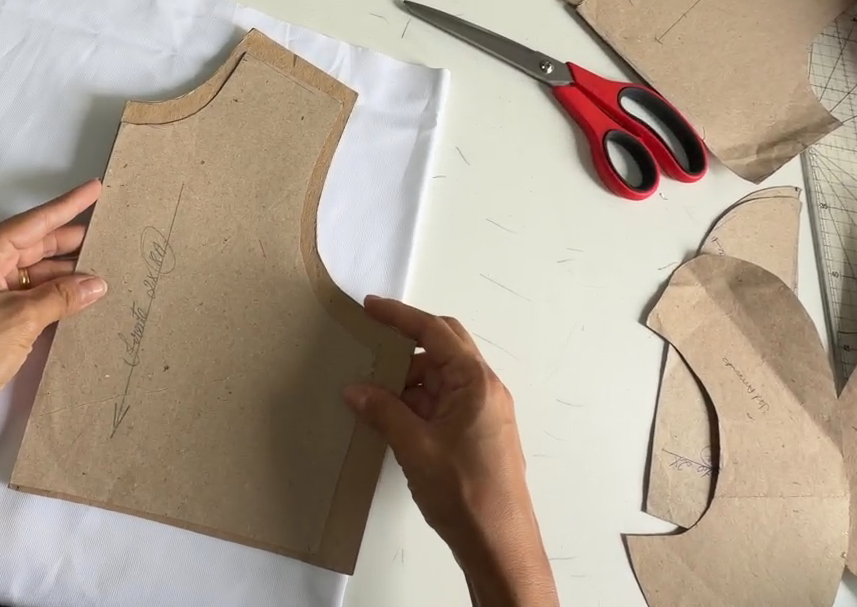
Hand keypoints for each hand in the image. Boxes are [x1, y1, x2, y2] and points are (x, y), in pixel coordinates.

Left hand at [0, 180, 109, 449]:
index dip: (68, 205)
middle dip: (69, 241)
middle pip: (33, 246)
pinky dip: (52, 297)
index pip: (34, 222)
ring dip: (64, 274)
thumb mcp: (21, 319)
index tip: (95, 187)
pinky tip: (80, 298)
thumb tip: (98, 283)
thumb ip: (62, 296)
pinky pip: (27, 298)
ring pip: (32, 273)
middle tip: (109, 231)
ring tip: (103, 268)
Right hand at [344, 296, 556, 606]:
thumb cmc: (464, 492)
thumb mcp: (415, 448)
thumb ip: (384, 411)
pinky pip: (446, 401)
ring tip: (375, 390)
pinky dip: (420, 401)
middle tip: (374, 340)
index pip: (435, 331)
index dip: (400, 316)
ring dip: (411, 378)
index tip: (369, 307)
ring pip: (443, 376)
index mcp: (476, 382)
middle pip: (445, 346)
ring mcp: (485, 412)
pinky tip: (395, 416)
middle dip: (408, 341)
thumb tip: (355, 389)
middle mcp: (485, 389)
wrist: (501, 549)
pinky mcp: (480, 434)